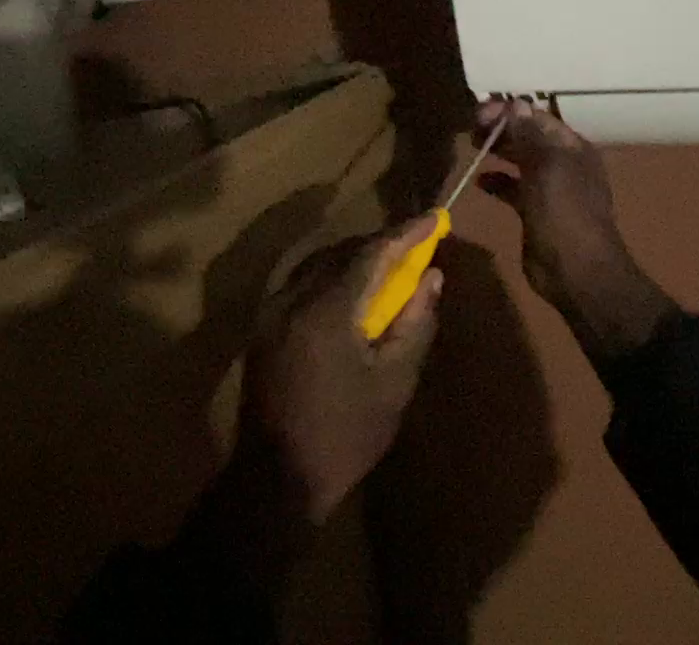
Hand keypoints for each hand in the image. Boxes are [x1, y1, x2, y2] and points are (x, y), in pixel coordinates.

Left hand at [238, 216, 443, 521]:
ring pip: (318, 263)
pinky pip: (302, 283)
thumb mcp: (393, 383)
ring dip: (355, 257)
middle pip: (342, 252)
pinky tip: (353, 288)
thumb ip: (414, 324)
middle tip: (416, 240)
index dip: (406, 234)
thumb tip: (431, 278)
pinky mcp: (262, 326)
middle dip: (381, 243)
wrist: (275, 481)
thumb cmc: (344, 436)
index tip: (435, 217)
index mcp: (327, 311)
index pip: (372, 254)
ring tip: (390, 261)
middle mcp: (292, 299)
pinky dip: (332, 275)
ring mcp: (271, 312)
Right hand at [474, 98, 676, 362]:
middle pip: (528, 136)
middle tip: (470, 125)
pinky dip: (497, 182)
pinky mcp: (535, 212)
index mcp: (572, 148)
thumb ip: (529, 136)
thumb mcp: (547, 169)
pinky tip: (480, 181)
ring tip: (472, 144)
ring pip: (520, 160)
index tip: (478, 111)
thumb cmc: (564, 214)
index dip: (509, 110)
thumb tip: (515, 104)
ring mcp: (550, 189)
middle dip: (501, 128)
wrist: (578, 273)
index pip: (537, 117)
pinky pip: (514, 188)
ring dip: (498, 151)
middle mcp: (563, 163)